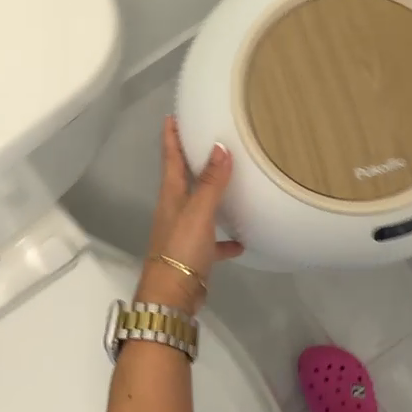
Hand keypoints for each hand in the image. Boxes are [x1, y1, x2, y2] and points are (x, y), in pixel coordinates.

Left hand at [136, 117, 243, 311]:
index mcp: (171, 196)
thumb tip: (220, 147)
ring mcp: (183, 233)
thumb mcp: (198, 212)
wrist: (172, 295)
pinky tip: (241, 240)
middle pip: (182, 178)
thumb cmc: (181, 249)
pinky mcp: (194, 255)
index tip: (172, 116)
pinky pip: (213, 240)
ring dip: (210, 194)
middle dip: (191, 159)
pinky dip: (225, 238)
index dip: (170, 137)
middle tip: (205, 139)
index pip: (170, 158)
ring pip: (198, 206)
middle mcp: (174, 210)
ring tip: (230, 182)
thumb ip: (210, 183)